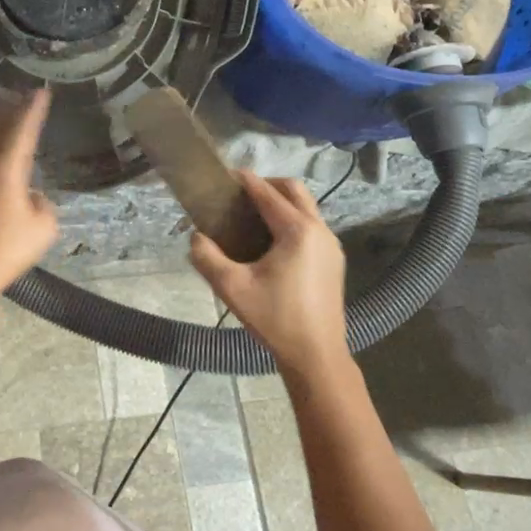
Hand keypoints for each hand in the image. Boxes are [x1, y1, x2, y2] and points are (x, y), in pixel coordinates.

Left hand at [0, 89, 58, 294]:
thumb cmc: (10, 246)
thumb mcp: (44, 225)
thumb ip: (42, 203)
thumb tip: (30, 196)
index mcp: (9, 167)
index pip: (24, 131)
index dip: (34, 110)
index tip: (42, 91)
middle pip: (0, 129)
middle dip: (13, 109)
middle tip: (24, 92)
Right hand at [189, 172, 349, 373]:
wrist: (317, 356)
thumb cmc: (275, 319)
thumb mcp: (232, 288)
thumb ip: (207, 257)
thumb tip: (196, 237)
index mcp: (297, 230)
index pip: (267, 193)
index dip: (245, 180)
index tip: (226, 174)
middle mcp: (319, 230)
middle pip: (294, 190)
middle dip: (267, 184)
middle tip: (241, 194)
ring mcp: (331, 245)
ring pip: (307, 207)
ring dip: (282, 202)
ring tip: (254, 215)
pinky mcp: (334, 260)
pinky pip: (312, 225)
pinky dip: (293, 219)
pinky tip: (273, 240)